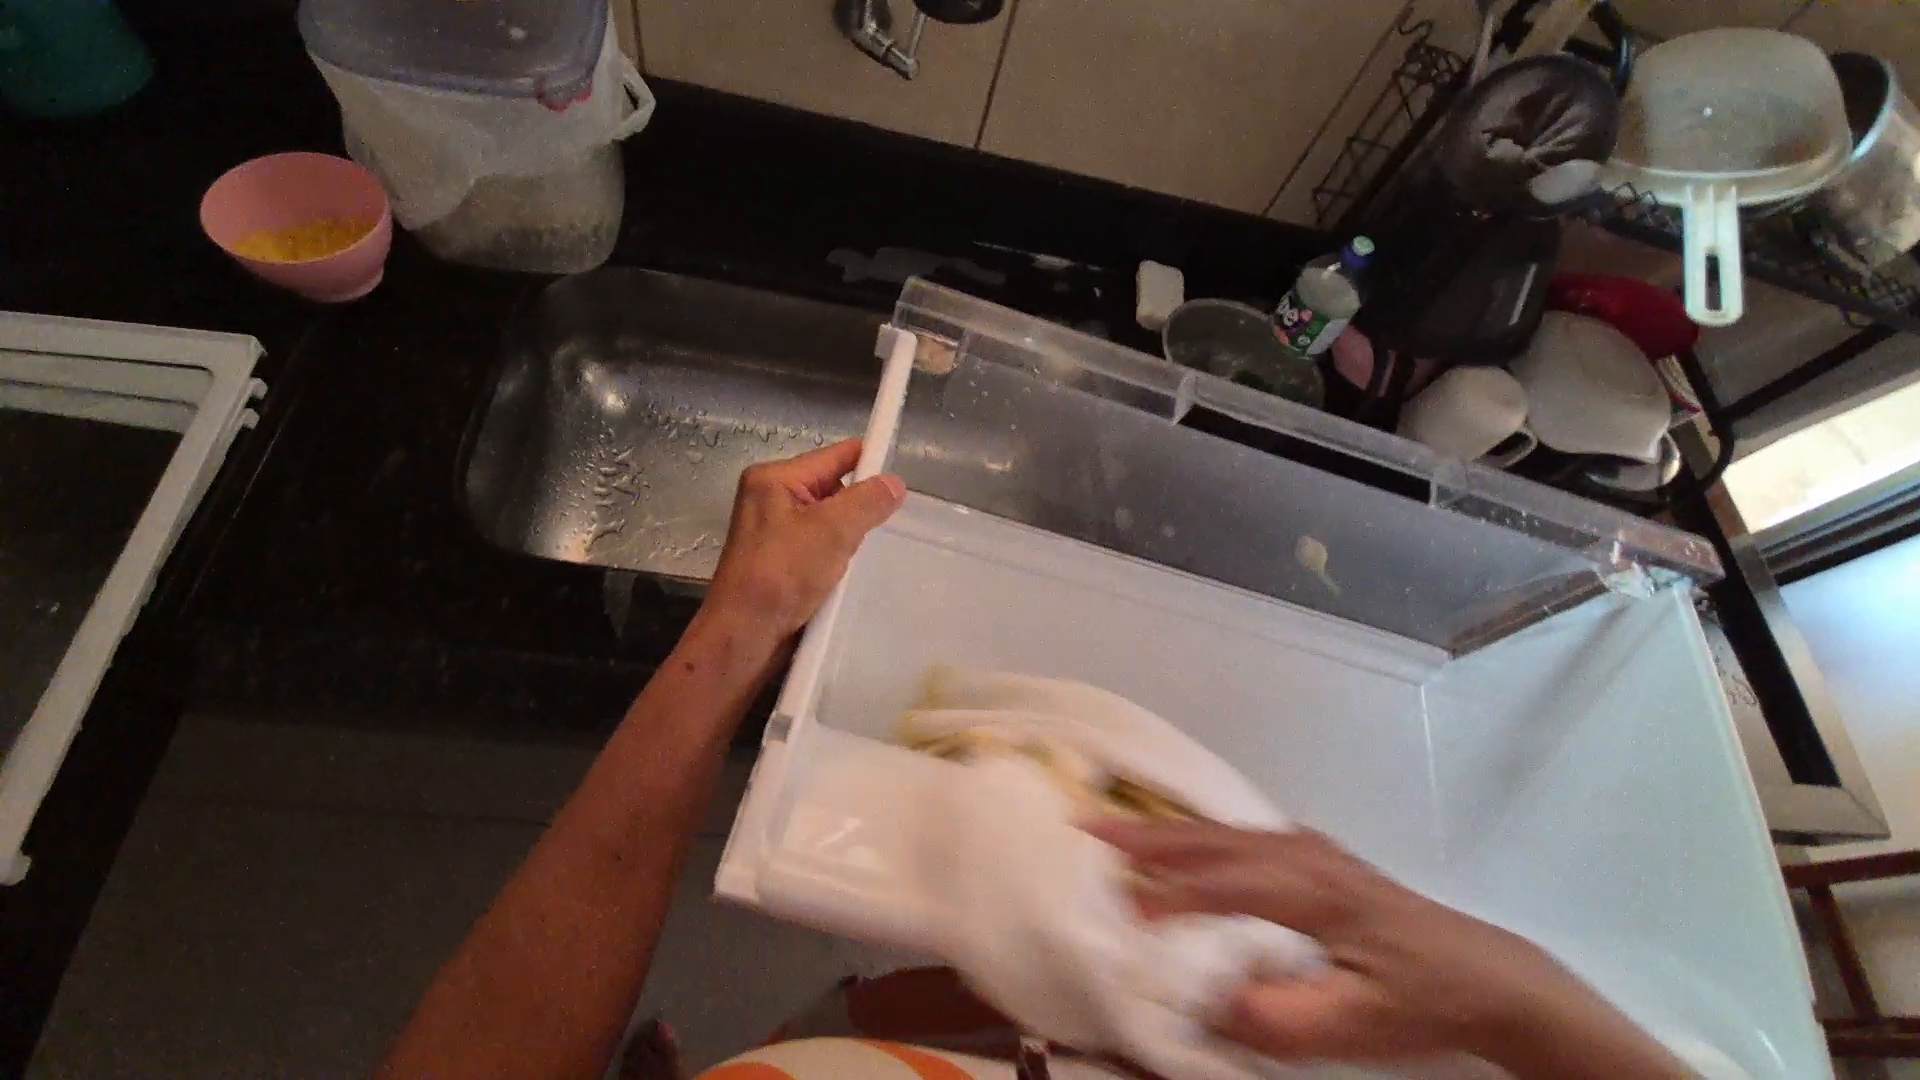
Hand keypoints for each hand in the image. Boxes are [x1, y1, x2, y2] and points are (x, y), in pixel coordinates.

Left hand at [701, 439, 904, 649]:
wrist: (745, 637)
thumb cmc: (782, 576)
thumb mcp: (832, 531)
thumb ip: (867, 502)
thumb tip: (895, 483)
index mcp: (774, 479)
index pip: (835, 456)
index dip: (870, 461)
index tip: (903, 478)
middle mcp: (771, 498)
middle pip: (834, 487)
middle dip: (859, 507)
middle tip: (879, 529)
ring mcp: (775, 531)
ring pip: (830, 520)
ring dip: (849, 537)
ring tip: (860, 557)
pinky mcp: (780, 561)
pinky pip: (820, 546)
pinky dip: (837, 558)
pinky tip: (846, 575)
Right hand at [1087, 822, 1690, 1076]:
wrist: (1483, 971)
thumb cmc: (1420, 1002)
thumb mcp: (1354, 1028)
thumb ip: (1276, 1016)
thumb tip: (1204, 1000)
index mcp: (1312, 892)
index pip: (1223, 888)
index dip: (1170, 898)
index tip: (1122, 911)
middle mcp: (1300, 854)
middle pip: (1209, 840)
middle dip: (1145, 836)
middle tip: (1087, 824)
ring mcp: (1304, 846)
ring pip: (1218, 831)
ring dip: (1161, 830)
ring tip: (1112, 827)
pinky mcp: (1306, 850)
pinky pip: (1233, 834)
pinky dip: (1190, 833)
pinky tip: (1170, 837)